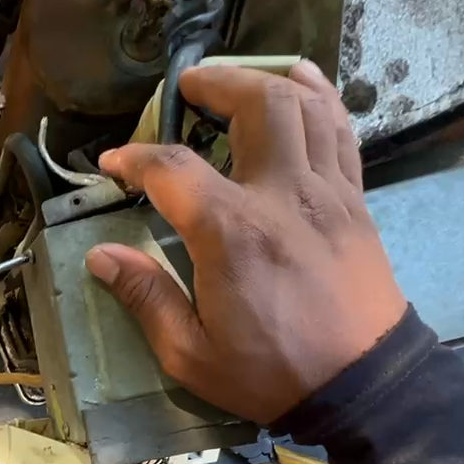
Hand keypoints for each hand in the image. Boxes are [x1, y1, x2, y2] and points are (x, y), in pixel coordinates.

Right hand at [84, 60, 406, 423]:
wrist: (363, 385)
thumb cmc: (267, 372)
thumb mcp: (188, 352)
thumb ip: (145, 297)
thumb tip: (100, 257)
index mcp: (232, 234)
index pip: (174, 171)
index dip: (135, 159)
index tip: (111, 164)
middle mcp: (283, 196)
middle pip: (259, 106)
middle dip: (219, 84)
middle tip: (186, 86)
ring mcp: (328, 193)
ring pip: (308, 106)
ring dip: (270, 80)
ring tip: (239, 78)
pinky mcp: (355, 202)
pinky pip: (341, 131)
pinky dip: (320, 99)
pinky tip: (304, 87)